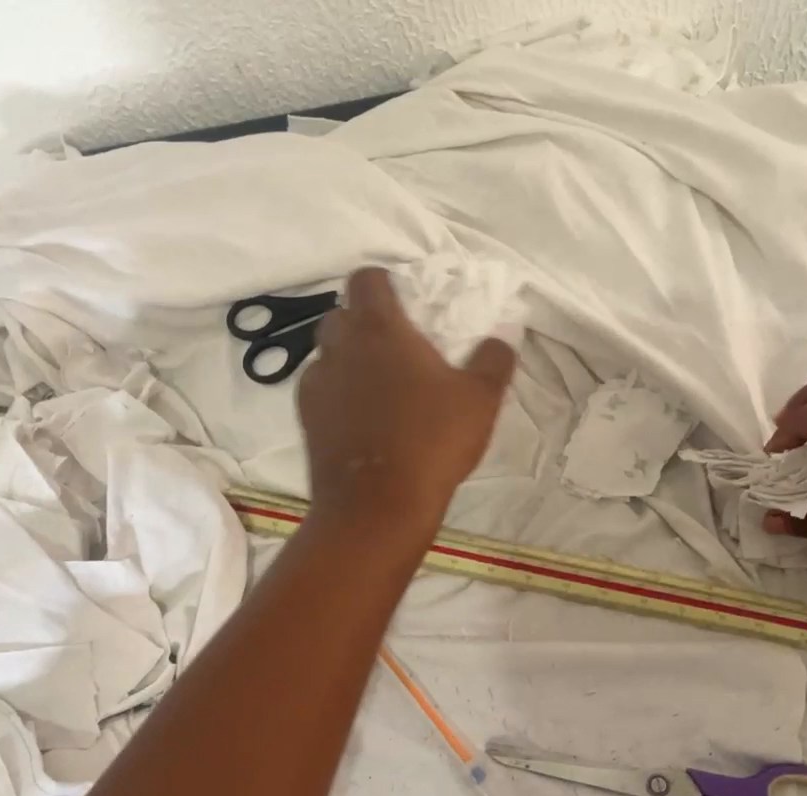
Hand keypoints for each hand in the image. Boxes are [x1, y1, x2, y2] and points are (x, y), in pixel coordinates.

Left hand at [298, 267, 516, 529]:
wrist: (377, 506)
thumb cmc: (432, 441)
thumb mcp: (481, 399)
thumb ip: (494, 359)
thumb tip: (499, 339)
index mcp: (379, 328)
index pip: (368, 278)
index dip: (386, 283)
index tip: (407, 302)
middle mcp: (339, 347)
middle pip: (342, 314)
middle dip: (365, 322)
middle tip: (398, 348)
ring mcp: (316, 384)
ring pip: (328, 354)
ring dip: (350, 359)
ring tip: (381, 387)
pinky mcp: (306, 420)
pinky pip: (321, 391)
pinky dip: (339, 394)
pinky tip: (363, 420)